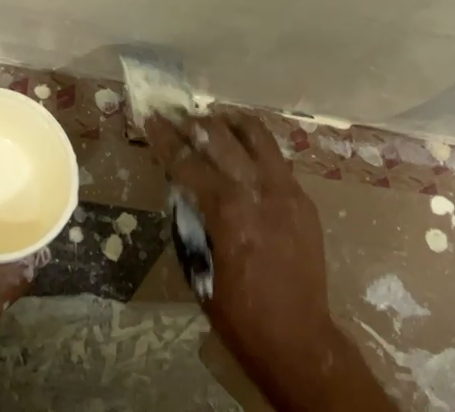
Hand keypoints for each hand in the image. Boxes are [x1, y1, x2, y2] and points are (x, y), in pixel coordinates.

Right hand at [147, 109, 394, 411]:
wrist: (297, 339)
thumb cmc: (237, 310)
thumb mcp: (198, 264)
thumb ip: (191, 218)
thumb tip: (181, 185)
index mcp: (227, 209)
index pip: (187, 161)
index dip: (164, 138)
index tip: (151, 118)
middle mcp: (257, 191)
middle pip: (221, 138)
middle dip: (193, 123)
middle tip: (177, 115)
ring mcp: (286, 192)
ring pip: (257, 136)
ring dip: (230, 123)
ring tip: (213, 118)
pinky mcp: (303, 200)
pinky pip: (276, 159)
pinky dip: (255, 145)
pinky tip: (243, 146)